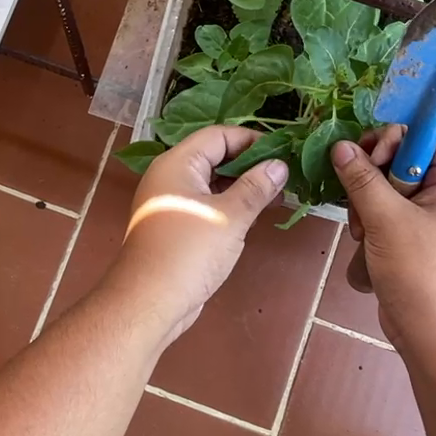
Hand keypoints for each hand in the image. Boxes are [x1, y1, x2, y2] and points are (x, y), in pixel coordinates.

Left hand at [103, 126, 289, 337]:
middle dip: (250, 165)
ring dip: (242, 187)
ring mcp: (170, 202)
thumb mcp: (230, 216)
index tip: (283, 151)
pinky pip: (206, 205)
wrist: (150, 300)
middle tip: (285, 175)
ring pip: (211, 183)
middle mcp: (169, 177)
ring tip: (277, 196)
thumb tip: (279, 165)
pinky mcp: (175, 226)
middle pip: (214, 157)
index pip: (218, 135)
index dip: (252, 139)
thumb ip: (256, 187)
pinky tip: (253, 216)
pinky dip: (229, 206)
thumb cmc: (189, 252)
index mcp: (177, 163)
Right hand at [332, 127, 435, 353]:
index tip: (368, 154)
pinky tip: (364, 245)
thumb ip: (362, 179)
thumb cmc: (422, 275)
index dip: (398, 136)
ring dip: (368, 205)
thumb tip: (340, 146)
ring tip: (362, 231)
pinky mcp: (418, 242)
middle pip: (406, 160)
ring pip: (391, 190)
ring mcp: (435, 221)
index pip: (431, 134)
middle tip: (359, 196)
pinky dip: (373, 226)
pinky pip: (391, 217)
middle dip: (375, 177)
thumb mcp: (386, 221)